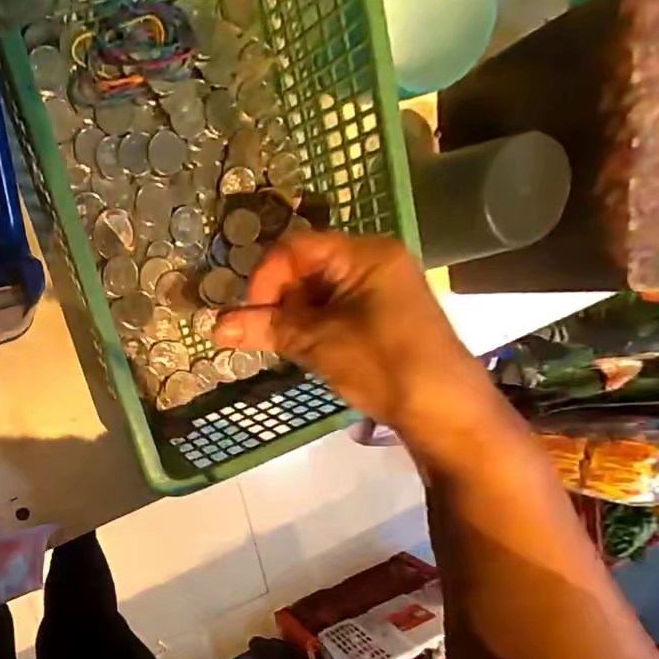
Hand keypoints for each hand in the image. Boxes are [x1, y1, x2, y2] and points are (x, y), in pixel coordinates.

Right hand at [213, 233, 487, 427]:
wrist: (444, 409)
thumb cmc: (384, 365)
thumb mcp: (319, 344)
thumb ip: (267, 329)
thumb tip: (215, 327)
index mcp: (365, 254)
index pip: (296, 249)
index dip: (265, 279)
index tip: (252, 317)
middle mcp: (374, 261)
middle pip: (306, 266)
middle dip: (279, 300)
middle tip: (266, 336)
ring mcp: (380, 288)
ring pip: (318, 290)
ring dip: (294, 316)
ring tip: (287, 347)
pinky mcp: (382, 314)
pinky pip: (335, 308)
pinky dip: (314, 326)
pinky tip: (309, 351)